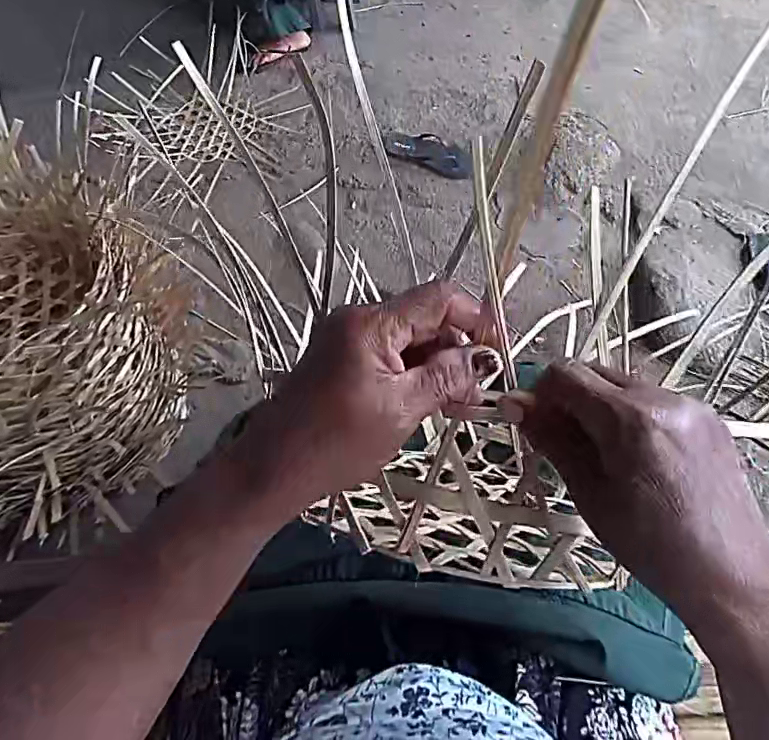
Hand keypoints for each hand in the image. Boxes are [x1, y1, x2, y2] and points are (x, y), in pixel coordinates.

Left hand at [226, 281, 498, 514]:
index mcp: (372, 323)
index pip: (439, 297)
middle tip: (478, 392)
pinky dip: (417, 373)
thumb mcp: (400, 411)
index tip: (499, 351)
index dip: (476, 317)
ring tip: (460, 405)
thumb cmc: (334, 444)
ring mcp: (350, 337)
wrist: (270, 472)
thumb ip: (446, 377)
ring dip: (440, 365)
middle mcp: (361, 318)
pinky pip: (393, 354)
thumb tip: (484, 359)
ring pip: (413, 338)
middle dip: (458, 349)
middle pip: (426, 318)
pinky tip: (434, 402)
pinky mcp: (345, 356)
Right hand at [501, 361, 768, 629]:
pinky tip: (643, 458)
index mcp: (628, 417)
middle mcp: (662, 396)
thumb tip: (516, 404)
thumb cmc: (653, 547)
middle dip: (571, 397)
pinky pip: (657, 400)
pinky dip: (636, 415)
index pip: (566, 373)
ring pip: (626, 384)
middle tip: (564, 439)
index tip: (534, 420)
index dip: (540, 392)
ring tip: (608, 455)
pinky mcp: (709, 416)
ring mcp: (690, 403)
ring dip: (603, 405)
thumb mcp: (591, 495)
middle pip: (596, 371)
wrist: (732, 577)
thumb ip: (553, 439)